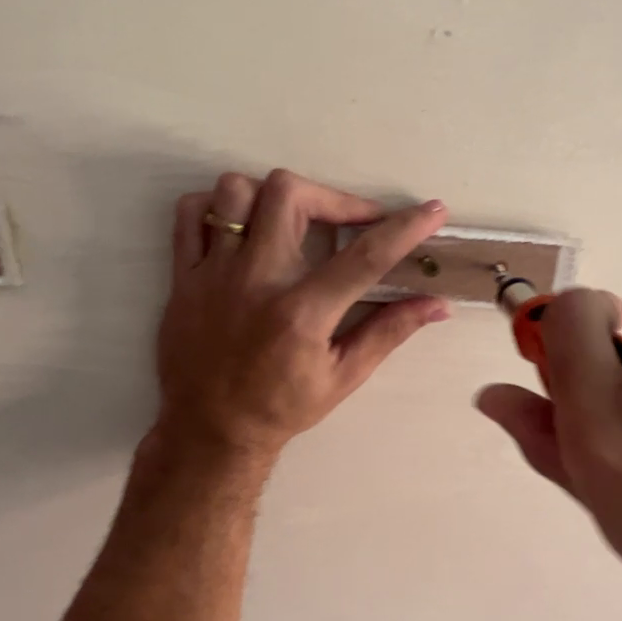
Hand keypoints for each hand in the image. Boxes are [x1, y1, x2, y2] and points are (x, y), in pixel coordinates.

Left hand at [147, 170, 450, 469]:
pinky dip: (219, 206)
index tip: (432, 211)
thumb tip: (437, 305)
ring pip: (236, 192)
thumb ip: (388, 332)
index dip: (405, 228)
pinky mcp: (184, 274)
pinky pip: (191, 212)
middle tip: (350, 223)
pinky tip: (244, 228)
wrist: (211, 429)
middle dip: (331, 198)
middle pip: (289, 194)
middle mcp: (256, 281)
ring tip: (294, 222)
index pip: (364, 256)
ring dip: (272, 197)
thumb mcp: (343, 376)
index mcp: (302, 313)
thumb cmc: (283, 407)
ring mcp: (213, 272)